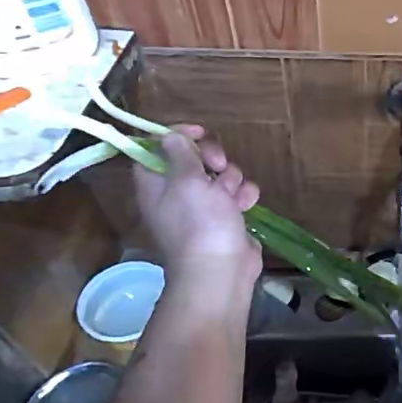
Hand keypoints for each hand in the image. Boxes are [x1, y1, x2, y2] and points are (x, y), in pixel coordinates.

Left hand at [132, 125, 261, 277]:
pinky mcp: (226, 217)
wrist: (220, 270)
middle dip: (212, 157)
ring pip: (221, 174)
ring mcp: (203, 206)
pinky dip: (243, 197)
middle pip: (195, 157)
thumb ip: (179, 153)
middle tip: (218, 166)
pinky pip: (237, 194)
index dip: (178, 135)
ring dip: (231, 179)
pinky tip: (245, 206)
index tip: (199, 132)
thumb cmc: (199, 223)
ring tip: (231, 197)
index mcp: (156, 182)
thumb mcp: (186, 180)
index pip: (158, 147)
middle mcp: (177, 192)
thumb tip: (169, 137)